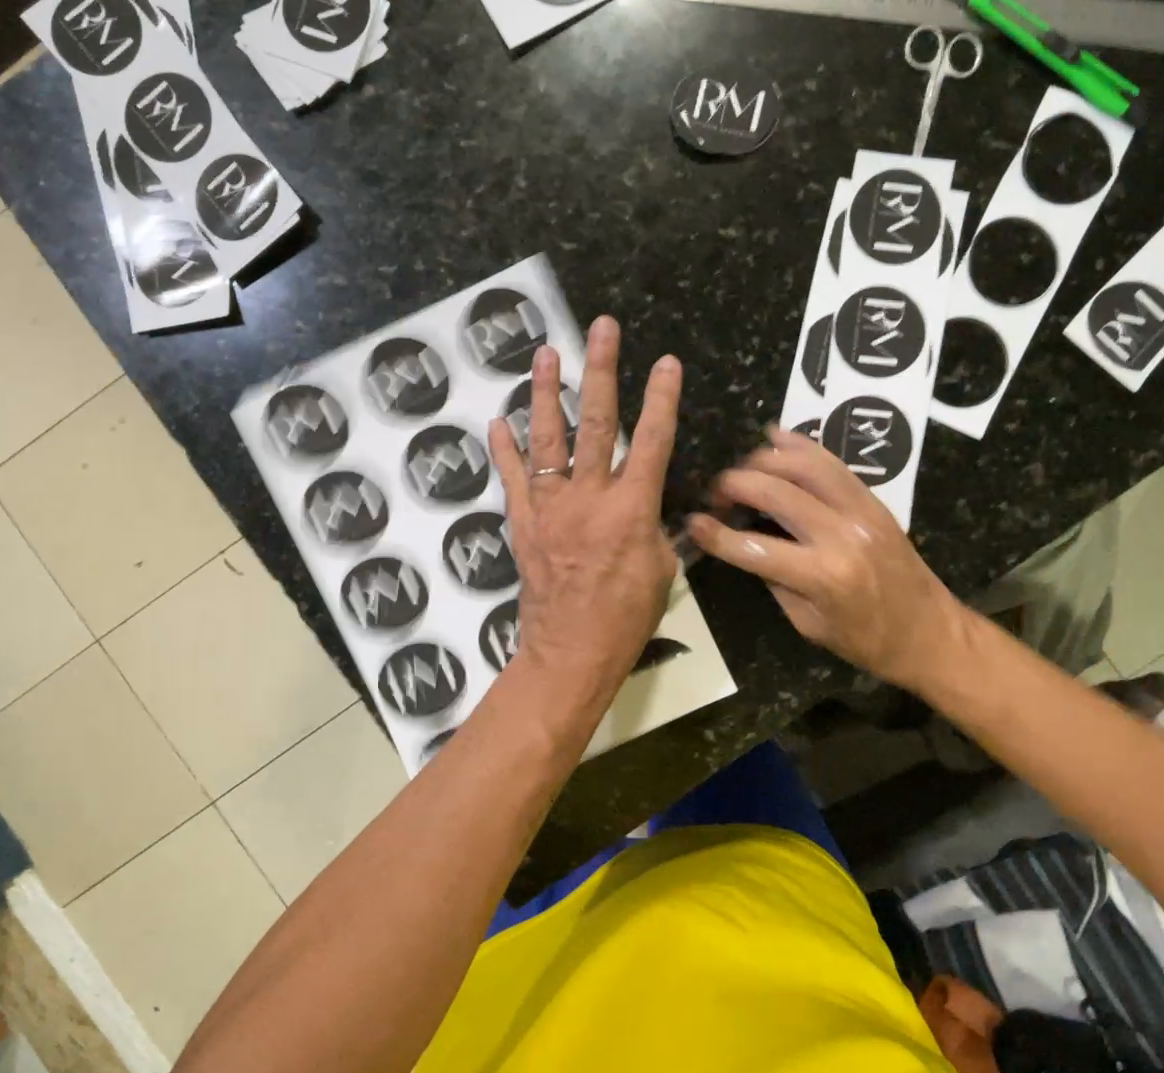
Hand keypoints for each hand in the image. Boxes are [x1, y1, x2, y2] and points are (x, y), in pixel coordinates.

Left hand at [487, 316, 681, 712]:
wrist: (570, 652)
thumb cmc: (625, 619)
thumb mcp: (660, 572)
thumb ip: (654, 530)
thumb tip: (651, 510)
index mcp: (632, 509)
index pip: (653, 441)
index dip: (662, 399)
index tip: (666, 361)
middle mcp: (590, 496)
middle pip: (597, 422)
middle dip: (602, 370)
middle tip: (602, 328)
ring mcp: (551, 507)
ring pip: (547, 439)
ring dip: (545, 393)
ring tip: (544, 354)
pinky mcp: (525, 523)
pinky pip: (513, 479)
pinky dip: (504, 450)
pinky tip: (497, 422)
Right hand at [686, 426, 976, 694]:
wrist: (930, 632)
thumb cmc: (865, 640)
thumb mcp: (808, 624)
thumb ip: (775, 580)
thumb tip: (745, 545)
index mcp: (823, 576)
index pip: (754, 546)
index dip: (716, 534)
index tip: (693, 522)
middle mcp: (842, 534)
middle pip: (775, 492)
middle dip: (735, 486)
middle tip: (714, 494)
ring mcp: (862, 511)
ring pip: (805, 465)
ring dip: (764, 459)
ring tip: (740, 469)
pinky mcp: (873, 500)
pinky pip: (832, 463)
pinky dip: (800, 446)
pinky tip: (775, 438)